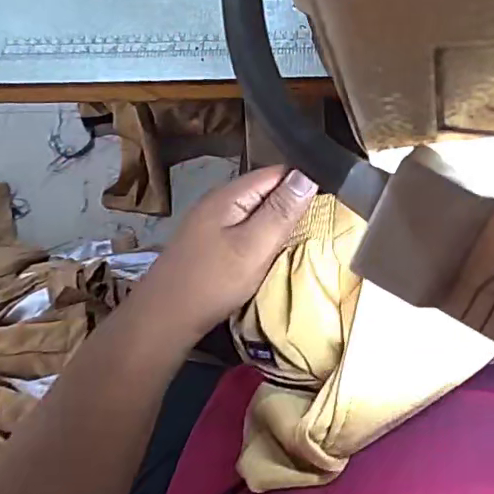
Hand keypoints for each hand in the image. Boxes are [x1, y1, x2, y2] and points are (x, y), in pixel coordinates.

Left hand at [130, 164, 317, 335]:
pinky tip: (273, 250)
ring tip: (303, 234)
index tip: (330, 199)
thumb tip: (307, 175)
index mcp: (230, 195)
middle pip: (267, 189)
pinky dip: (264, 234)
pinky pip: (247, 226)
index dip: (304, 182)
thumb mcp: (254, 246)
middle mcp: (219, 201)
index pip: (278, 172)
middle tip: (322, 220)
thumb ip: (282, 210)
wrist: (162, 321)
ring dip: (279, 220)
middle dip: (293, 201)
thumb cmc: (212, 282)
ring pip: (258, 209)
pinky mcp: (211, 241)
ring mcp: (212, 221)